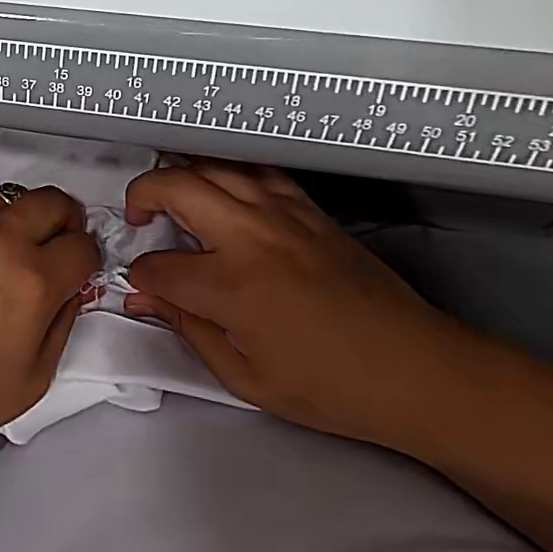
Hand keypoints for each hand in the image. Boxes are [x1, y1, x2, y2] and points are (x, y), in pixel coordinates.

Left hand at [0, 185, 100, 458]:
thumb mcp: (32, 380)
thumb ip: (62, 326)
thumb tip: (70, 292)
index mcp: (33, 282)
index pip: (83, 248)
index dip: (89, 260)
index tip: (82, 270)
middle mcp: (3, 242)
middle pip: (56, 203)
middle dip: (70, 223)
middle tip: (65, 245)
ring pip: (19, 194)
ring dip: (32, 213)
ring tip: (26, 241)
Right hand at [123, 162, 474, 448]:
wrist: (414, 369)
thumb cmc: (337, 385)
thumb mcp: (247, 376)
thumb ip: (189, 330)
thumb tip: (152, 302)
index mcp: (231, 285)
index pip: (158, 265)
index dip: (141, 275)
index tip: (144, 284)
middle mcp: (250, 237)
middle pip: (172, 187)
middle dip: (140, 197)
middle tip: (138, 217)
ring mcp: (280, 216)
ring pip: (211, 166)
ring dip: (179, 175)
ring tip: (171, 196)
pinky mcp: (306, 210)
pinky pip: (256, 170)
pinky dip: (229, 171)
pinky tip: (224, 188)